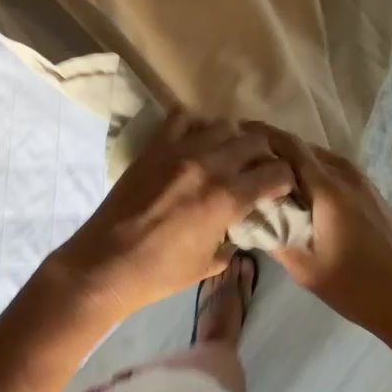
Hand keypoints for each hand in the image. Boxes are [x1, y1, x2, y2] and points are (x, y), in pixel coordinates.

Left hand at [49, 111, 293, 322]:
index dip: (285, 178)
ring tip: (229, 152)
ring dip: (234, 137)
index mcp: (227, 199)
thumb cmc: (159, 273)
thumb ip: (229, 243)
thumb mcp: (207, 265)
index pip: (274, 173)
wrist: (106, 263)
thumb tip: (237, 233)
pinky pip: (182, 117)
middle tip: (259, 168)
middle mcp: (209, 167)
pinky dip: (197, 123)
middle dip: (264, 154)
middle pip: (253, 141)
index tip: (282, 186)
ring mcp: (179, 152)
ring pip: (223, 125)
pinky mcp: (154, 148)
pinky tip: (197, 140)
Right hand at [257, 126, 391, 348]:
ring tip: (263, 174)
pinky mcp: (370, 192)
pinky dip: (310, 172)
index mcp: (328, 188)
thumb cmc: (355, 288)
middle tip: (241, 159)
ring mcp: (362, 181)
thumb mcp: (304, 267)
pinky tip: (295, 192)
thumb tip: (243, 213)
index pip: (289, 145)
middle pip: (302, 147)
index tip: (233, 134)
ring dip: (291, 161)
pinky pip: (332, 170)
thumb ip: (273, 235)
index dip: (260, 135)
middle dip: (272, 148)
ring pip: (318, 158)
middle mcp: (346, 175)